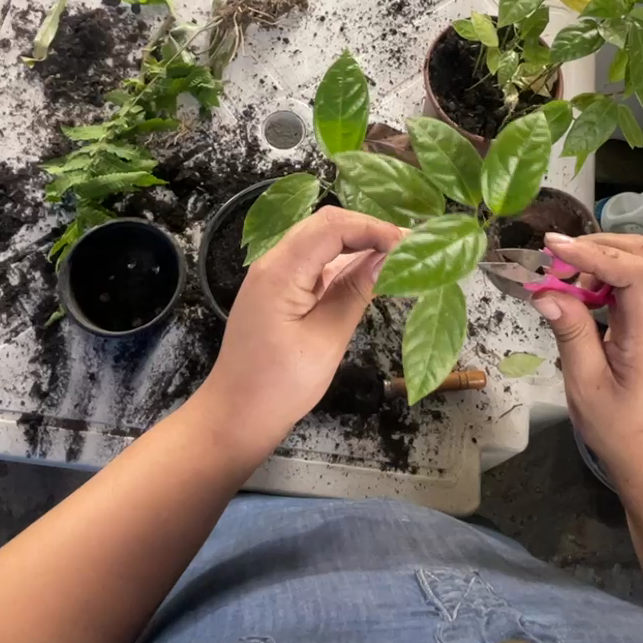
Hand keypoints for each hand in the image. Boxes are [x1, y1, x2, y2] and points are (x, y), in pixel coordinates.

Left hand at [192, 206, 404, 462]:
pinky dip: (343, 260)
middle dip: (367, 229)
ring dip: (356, 242)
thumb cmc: (278, 386)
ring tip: (397, 254)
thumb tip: (386, 258)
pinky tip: (368, 270)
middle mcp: (273, 262)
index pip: (331, 227)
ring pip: (319, 240)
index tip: (408, 242)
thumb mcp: (326, 340)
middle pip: (324, 225)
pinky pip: (313, 261)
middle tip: (408, 246)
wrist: (234, 416)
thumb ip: (355, 293)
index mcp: (280, 271)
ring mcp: (273, 275)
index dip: (372, 227)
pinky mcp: (278, 290)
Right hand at [532, 232, 642, 489]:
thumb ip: (571, 333)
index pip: (633, 271)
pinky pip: (628, 281)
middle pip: (639, 254)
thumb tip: (546, 292)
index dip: (593, 253)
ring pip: (635, 262)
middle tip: (554, 260)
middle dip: (595, 246)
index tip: (553, 248)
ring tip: (561, 277)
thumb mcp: (586, 383)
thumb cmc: (619, 427)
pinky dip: (600, 274)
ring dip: (596, 258)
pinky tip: (576, 292)